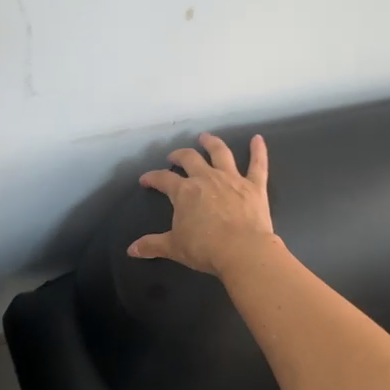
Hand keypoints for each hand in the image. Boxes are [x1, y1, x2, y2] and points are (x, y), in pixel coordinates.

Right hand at [129, 133, 277, 276]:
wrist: (243, 251)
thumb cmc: (205, 249)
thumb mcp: (174, 248)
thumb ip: (152, 245)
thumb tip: (132, 250)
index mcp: (184, 192)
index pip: (163, 179)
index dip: (152, 178)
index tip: (146, 180)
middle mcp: (207, 178)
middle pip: (190, 159)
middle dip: (180, 156)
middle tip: (174, 157)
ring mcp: (232, 179)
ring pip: (220, 153)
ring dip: (212, 143)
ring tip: (205, 138)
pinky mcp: (255, 186)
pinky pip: (258, 164)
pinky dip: (258, 150)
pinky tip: (258, 139)